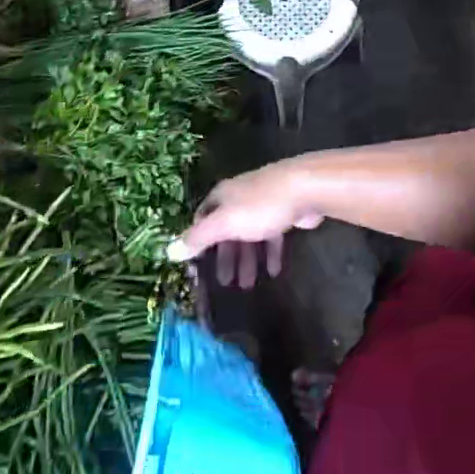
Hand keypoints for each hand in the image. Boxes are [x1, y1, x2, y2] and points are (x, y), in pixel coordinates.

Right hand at [168, 160, 325, 288]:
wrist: (305, 188)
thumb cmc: (260, 206)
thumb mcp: (224, 224)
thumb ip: (199, 238)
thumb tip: (169, 250)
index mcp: (222, 197)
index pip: (202, 217)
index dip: (198, 239)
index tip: (197, 263)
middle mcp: (240, 197)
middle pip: (227, 229)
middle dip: (226, 256)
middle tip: (225, 283)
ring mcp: (262, 203)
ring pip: (249, 234)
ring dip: (247, 259)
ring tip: (248, 285)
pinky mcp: (284, 211)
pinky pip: (271, 234)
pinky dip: (270, 253)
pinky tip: (274, 271)